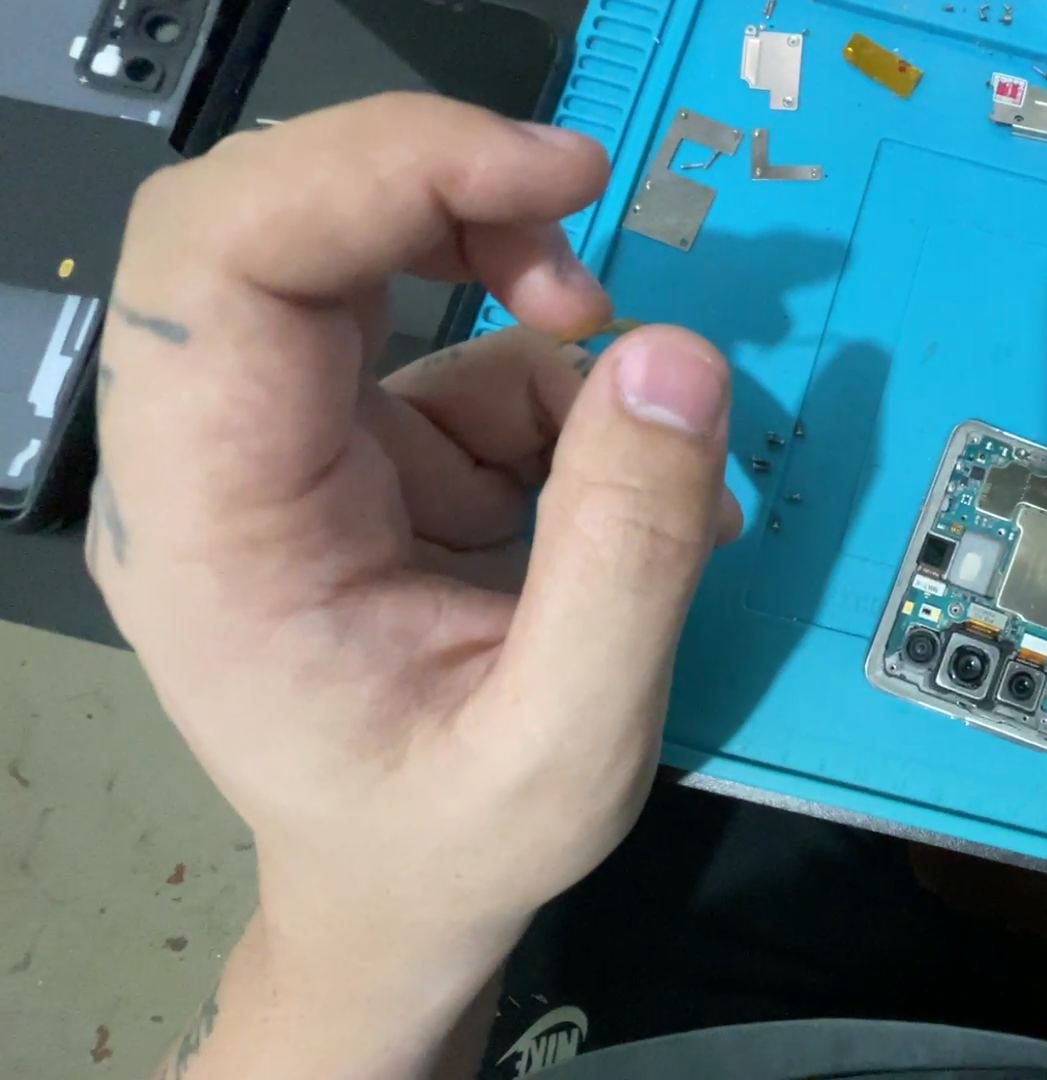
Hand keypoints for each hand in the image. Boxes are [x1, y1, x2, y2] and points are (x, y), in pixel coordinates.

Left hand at [92, 94, 738, 1076]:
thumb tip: (681, 363)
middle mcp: (253, 460)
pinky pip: (518, 390)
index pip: (233, 261)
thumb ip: (631, 549)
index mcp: (229, 523)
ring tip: (671, 479)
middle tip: (601, 275)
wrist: (422, 894)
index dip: (390, 173)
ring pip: (441, 312)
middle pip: (312, 239)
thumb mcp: (576, 726)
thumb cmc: (465, 839)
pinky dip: (606, 426)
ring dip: (576, 358)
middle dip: (476, 220)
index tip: (562, 175)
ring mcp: (338, 455)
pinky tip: (663, 512)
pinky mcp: (416, 468)